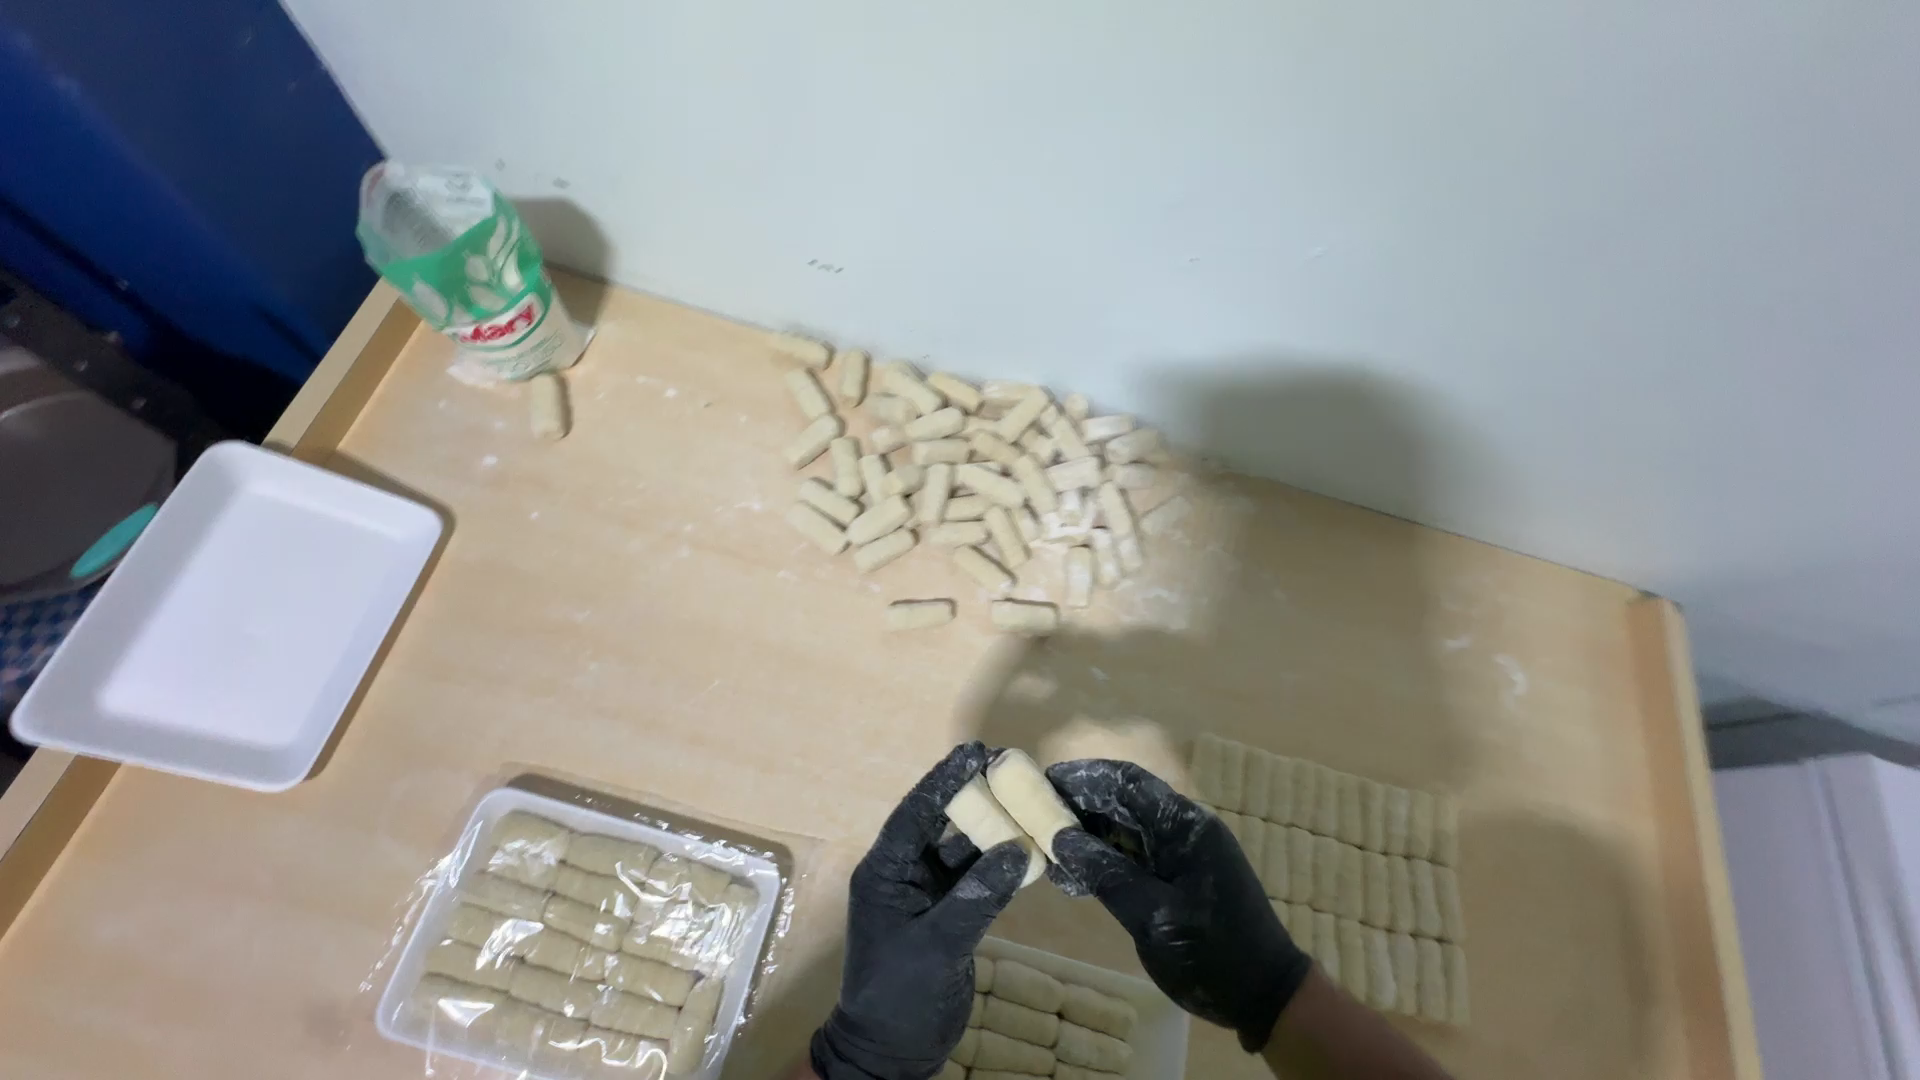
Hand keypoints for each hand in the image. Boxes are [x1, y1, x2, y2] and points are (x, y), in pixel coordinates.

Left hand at [810, 742, 1029, 1079]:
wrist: (893, 1050)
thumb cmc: (898, 994)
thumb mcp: (936, 944)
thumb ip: (976, 898)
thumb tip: (1017, 850)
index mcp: (885, 871)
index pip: (914, 812)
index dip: (943, 780)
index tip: (974, 752)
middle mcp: (906, 872)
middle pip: (941, 823)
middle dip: (973, 797)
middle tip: (1009, 768)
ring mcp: (929, 892)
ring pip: (964, 849)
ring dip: (993, 829)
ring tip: (1028, 800)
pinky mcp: (950, 912)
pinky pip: (977, 877)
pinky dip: (1002, 865)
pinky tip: (1031, 849)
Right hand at [1045, 759, 1310, 1050]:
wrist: (1267, 997)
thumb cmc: (1215, 954)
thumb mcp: (1156, 918)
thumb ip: (1108, 875)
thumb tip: (1060, 838)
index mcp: (1185, 826)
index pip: (1127, 781)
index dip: (1084, 777)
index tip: (1044, 783)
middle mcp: (1182, 828)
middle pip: (1122, 800)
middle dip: (1079, 805)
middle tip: (1036, 818)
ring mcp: (1180, 851)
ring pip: (1125, 827)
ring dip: (1088, 833)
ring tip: (1048, 847)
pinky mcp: (1176, 874)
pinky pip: (1134, 852)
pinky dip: (1104, 856)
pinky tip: (1074, 872)